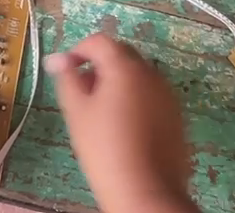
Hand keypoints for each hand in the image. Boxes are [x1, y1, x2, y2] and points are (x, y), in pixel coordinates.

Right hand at [46, 34, 196, 212]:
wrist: (146, 193)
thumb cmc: (106, 150)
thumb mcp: (77, 111)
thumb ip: (66, 78)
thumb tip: (58, 59)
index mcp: (124, 66)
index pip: (99, 41)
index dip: (79, 50)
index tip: (67, 70)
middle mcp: (150, 71)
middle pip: (120, 53)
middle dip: (99, 65)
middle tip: (83, 90)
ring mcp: (167, 92)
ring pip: (137, 75)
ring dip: (118, 81)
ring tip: (103, 111)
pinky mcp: (176, 114)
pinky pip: (151, 94)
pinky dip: (136, 98)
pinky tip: (125, 125)